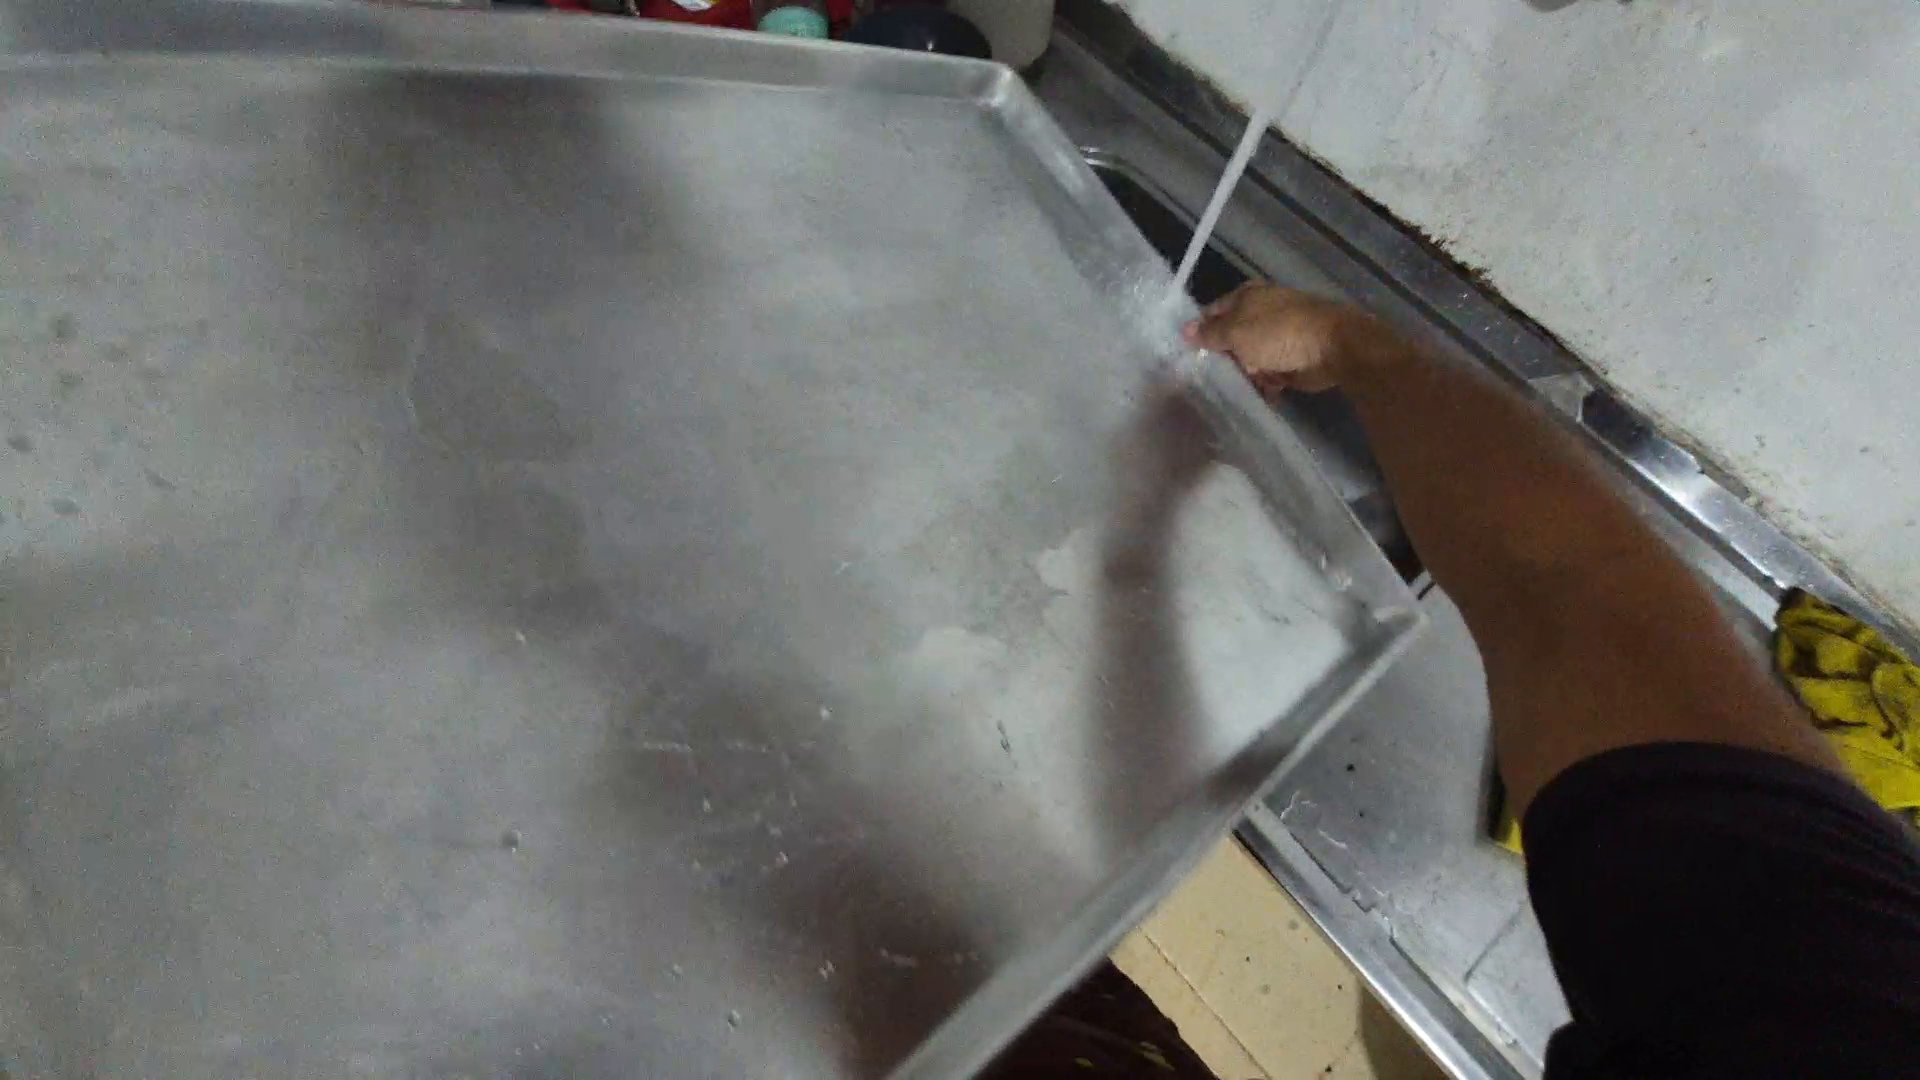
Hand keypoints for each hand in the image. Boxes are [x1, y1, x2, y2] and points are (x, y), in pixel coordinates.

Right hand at [1180, 283, 1394, 393]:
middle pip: (1229, 339)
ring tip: (1242, 383)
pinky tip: (1263, 389)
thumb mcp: (1236, 332)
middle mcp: (1260, 313)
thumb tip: (1184, 329)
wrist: (1332, 348)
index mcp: (1247, 297)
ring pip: (1247, 358)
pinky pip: (1267, 372)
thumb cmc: (1278, 333)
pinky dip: (1264, 382)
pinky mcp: (1289, 358)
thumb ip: (1209, 333)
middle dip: (1223, 358)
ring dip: (1244, 373)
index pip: (1212, 313)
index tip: (1187, 354)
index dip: (1199, 332)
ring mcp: (1276, 336)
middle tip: (1211, 376)